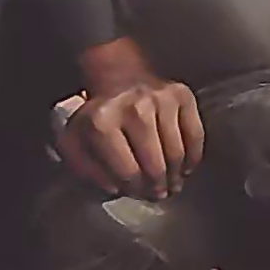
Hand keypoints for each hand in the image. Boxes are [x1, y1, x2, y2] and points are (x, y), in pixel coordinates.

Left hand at [61, 38, 204, 199]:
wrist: (119, 74)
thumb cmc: (98, 114)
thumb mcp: (75, 139)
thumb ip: (84, 168)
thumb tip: (114, 188)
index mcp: (102, 122)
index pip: (127, 170)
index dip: (135, 189)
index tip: (139, 194)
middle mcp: (134, 109)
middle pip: (155, 163)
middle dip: (158, 185)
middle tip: (160, 194)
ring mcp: (162, 101)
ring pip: (177, 151)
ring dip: (177, 174)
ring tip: (174, 184)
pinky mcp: (182, 96)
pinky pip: (195, 135)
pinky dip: (194, 156)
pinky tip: (187, 168)